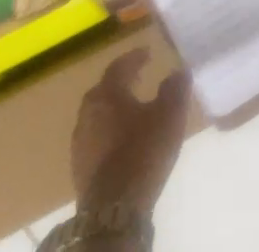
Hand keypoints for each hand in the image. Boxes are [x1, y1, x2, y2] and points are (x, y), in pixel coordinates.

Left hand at [71, 49, 191, 214]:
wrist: (114, 205)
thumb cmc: (144, 151)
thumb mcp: (170, 115)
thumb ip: (175, 88)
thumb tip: (177, 71)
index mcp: (107, 96)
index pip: (118, 68)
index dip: (134, 58)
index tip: (148, 52)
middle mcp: (87, 114)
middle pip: (103, 89)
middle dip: (122, 80)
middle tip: (140, 75)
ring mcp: (81, 141)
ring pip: (98, 113)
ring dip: (116, 104)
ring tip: (136, 105)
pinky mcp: (81, 163)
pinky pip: (97, 133)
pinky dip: (111, 125)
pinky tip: (126, 134)